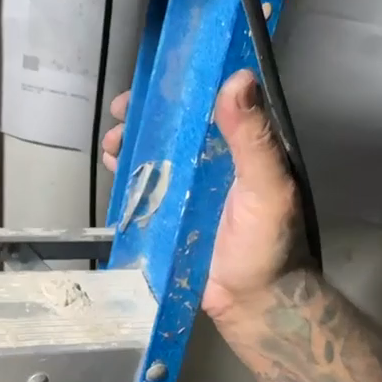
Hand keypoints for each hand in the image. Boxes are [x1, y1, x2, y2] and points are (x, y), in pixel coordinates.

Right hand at [102, 69, 303, 322]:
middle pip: (176, 125)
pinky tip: (114, 164)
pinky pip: (145, 184)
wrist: (252, 304)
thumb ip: (253, 137)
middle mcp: (215, 162)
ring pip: (156, 152)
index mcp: (243, 148)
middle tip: (122, 110)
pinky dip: (127, 171)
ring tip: (113, 142)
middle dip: (146, 113)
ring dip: (131, 140)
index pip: (212, 103)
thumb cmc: (269, 245)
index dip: (183, 85)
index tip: (156, 78)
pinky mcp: (169, 213)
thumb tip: (238, 79)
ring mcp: (190, 188)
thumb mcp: (267, 187)